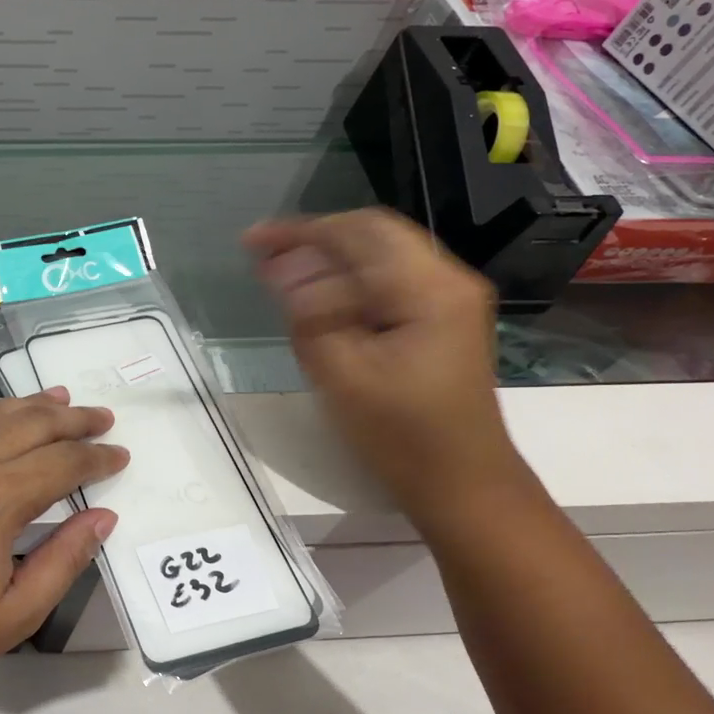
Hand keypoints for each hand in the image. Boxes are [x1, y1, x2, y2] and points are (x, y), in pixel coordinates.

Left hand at [0, 385, 127, 713]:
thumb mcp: (15, 613)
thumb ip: (65, 559)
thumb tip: (103, 516)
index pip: (63, 464)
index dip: (97, 459)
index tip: (119, 456)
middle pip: (29, 426)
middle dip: (73, 421)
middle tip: (101, 419)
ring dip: (25, 405)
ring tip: (57, 399)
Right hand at [242, 208, 528, 518]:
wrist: (463, 482)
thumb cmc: (401, 436)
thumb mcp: (342, 375)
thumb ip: (310, 313)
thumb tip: (280, 266)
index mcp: (429, 289)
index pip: (358, 233)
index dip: (300, 230)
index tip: (251, 240)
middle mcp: (448, 280)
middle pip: (372, 234)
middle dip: (313, 238)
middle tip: (261, 252)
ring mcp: (450, 299)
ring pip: (381, 254)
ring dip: (329, 256)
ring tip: (279, 271)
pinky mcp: (443, 318)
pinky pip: (390, 277)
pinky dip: (348, 277)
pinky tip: (317, 295)